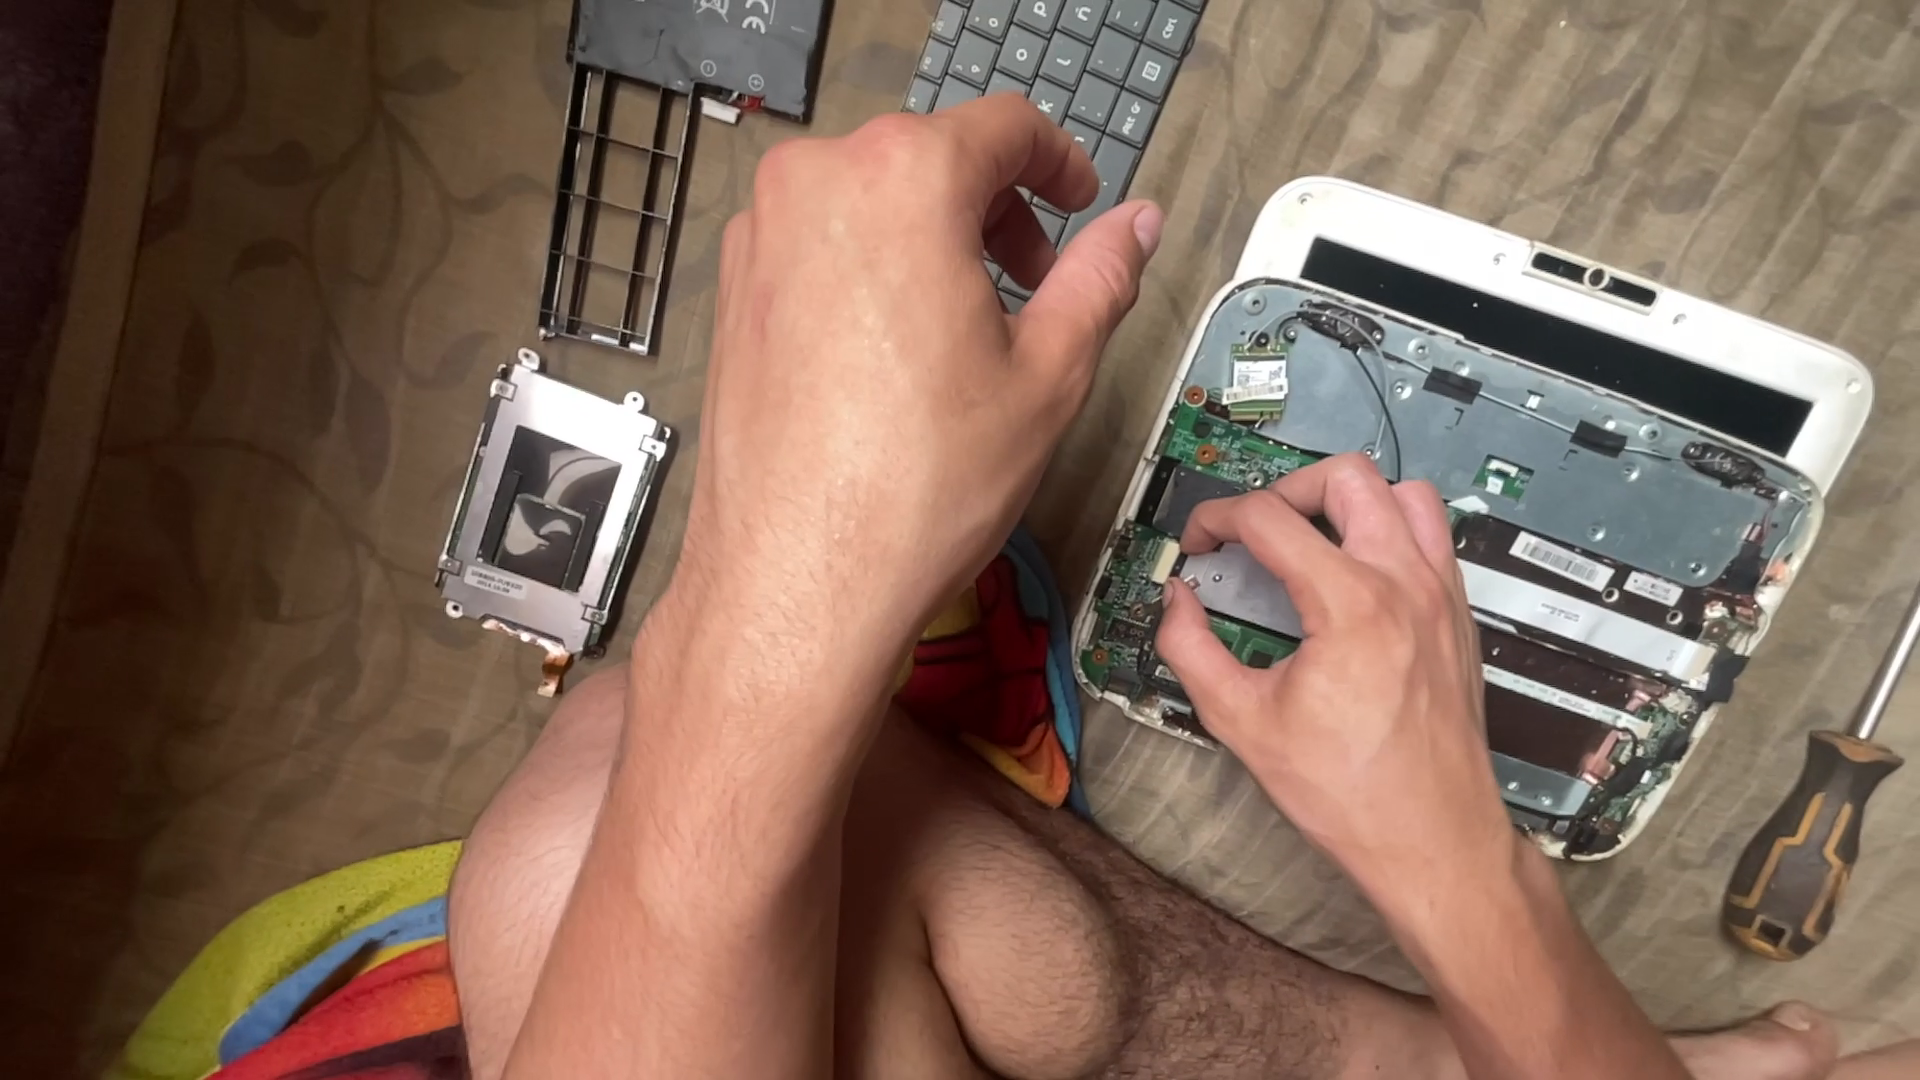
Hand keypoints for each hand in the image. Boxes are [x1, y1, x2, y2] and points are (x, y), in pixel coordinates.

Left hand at [675, 96, 1162, 668]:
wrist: (799, 584)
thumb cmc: (915, 492)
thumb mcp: (1047, 378)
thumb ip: (1099, 281)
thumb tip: (1131, 231)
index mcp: (899, 183)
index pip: (1000, 129)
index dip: (1056, 164)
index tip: (1075, 201)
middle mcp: (813, 192)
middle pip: (929, 164)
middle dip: (994, 215)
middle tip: (1031, 283)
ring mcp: (759, 246)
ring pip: (869, 208)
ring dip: (931, 248)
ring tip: (964, 332)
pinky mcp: (733, 301)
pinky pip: (820, 255)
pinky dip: (872, 278)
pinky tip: (896, 357)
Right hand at [1154, 455, 1514, 893]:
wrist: (1432, 841)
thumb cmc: (1339, 787)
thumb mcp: (1237, 719)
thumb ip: (1188, 647)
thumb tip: (1177, 599)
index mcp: (1349, 604)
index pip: (1267, 517)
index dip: (1214, 518)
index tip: (1196, 544)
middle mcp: (1404, 583)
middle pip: (1345, 477)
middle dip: (1283, 489)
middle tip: (1252, 532)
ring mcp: (1442, 596)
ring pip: (1403, 493)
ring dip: (1345, 500)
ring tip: (1308, 538)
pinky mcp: (1458, 616)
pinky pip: (1431, 535)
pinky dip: (1385, 528)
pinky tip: (1351, 573)